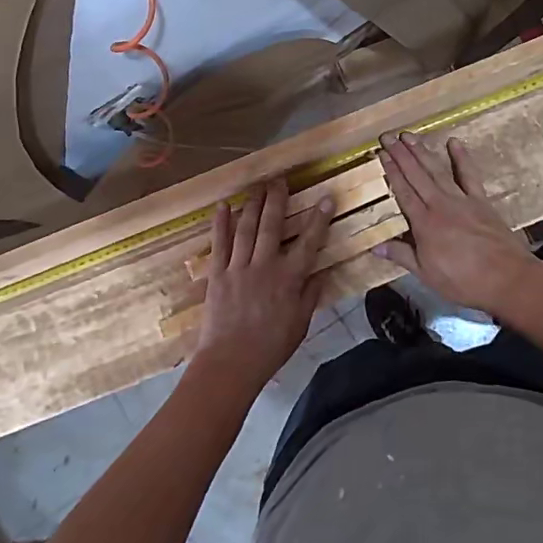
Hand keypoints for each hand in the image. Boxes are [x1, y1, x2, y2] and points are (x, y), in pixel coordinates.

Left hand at [195, 180, 332, 390]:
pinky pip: (220, 243)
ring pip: (246, 228)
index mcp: (289, 279)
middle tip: (280, 179)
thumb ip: (311, 296)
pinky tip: (223, 206)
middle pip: (272, 225)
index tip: (326, 198)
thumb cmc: (270, 347)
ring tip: (258, 185)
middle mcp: (265, 266)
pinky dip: (221, 223)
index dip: (319, 219)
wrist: (231, 362)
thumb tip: (322, 273)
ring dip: (252, 204)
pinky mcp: (217, 274)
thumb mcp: (300, 324)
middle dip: (278, 199)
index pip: (308, 242)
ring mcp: (239, 267)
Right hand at [375, 132, 542, 312]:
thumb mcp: (426, 273)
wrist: (506, 278)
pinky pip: (469, 175)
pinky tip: (453, 142)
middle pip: (417, 175)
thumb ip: (401, 255)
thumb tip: (375, 248)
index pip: (403, 192)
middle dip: (401, 154)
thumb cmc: (463, 281)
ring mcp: (462, 200)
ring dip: (422, 151)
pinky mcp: (481, 201)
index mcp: (424, 223)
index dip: (391, 172)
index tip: (381, 154)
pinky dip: (461, 157)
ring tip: (409, 135)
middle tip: (388, 136)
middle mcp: (440, 205)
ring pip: (437, 170)